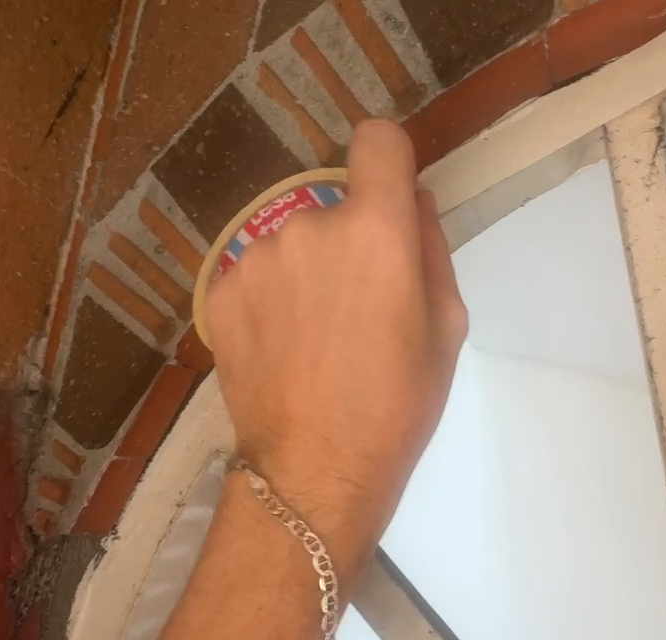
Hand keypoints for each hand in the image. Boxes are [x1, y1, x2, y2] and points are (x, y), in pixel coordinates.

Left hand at [206, 119, 467, 573]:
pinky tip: (281, 353)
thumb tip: (414, 203)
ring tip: (315, 343)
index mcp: (375, 232)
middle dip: (349, 245)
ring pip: (291, 244)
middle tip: (357, 315)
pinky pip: (256, 277)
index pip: (378, 142)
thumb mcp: (446, 331)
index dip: (389, 166)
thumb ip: (432, 251)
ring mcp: (255, 260)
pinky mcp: (219, 294)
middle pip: (333, 209)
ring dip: (306, 275)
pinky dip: (270, 302)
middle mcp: (308, 228)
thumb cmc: (398, 408)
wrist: (317, 472)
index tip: (390, 204)